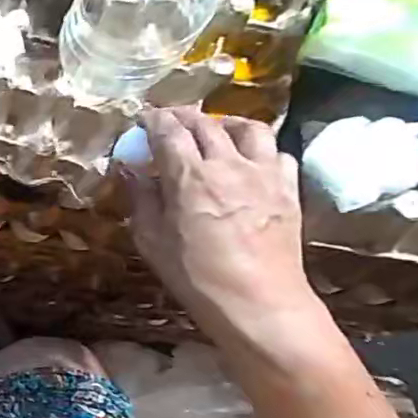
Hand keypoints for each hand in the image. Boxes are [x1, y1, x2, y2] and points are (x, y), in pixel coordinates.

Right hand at [122, 108, 322, 342]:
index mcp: (190, 177)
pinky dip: (257, 148)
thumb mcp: (151, 238)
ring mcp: (265, 174)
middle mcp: (229, 165)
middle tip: (168, 119)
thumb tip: (129, 168)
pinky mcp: (288, 189)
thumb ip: (141, 197)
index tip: (142, 118)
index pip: (169, 132)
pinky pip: (276, 152)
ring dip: (224, 122)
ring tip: (213, 129)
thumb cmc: (193, 274)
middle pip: (206, 123)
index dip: (153, 119)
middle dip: (183, 116)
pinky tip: (247, 159)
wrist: (257, 301)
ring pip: (248, 128)